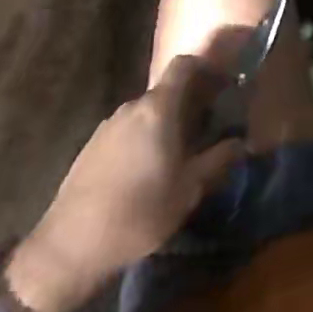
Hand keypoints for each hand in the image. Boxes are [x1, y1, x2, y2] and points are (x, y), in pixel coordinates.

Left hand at [4, 55, 244, 311]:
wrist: (72, 245)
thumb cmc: (139, 213)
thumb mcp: (188, 190)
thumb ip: (217, 160)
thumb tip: (240, 142)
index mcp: (157, 108)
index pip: (183, 66)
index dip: (205, 68)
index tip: (223, 84)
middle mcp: (131, 107)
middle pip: (166, 91)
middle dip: (190, 103)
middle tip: (209, 127)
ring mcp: (108, 125)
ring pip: (147, 113)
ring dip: (166, 123)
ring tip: (182, 152)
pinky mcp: (93, 145)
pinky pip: (128, 130)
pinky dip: (145, 138)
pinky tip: (149, 170)